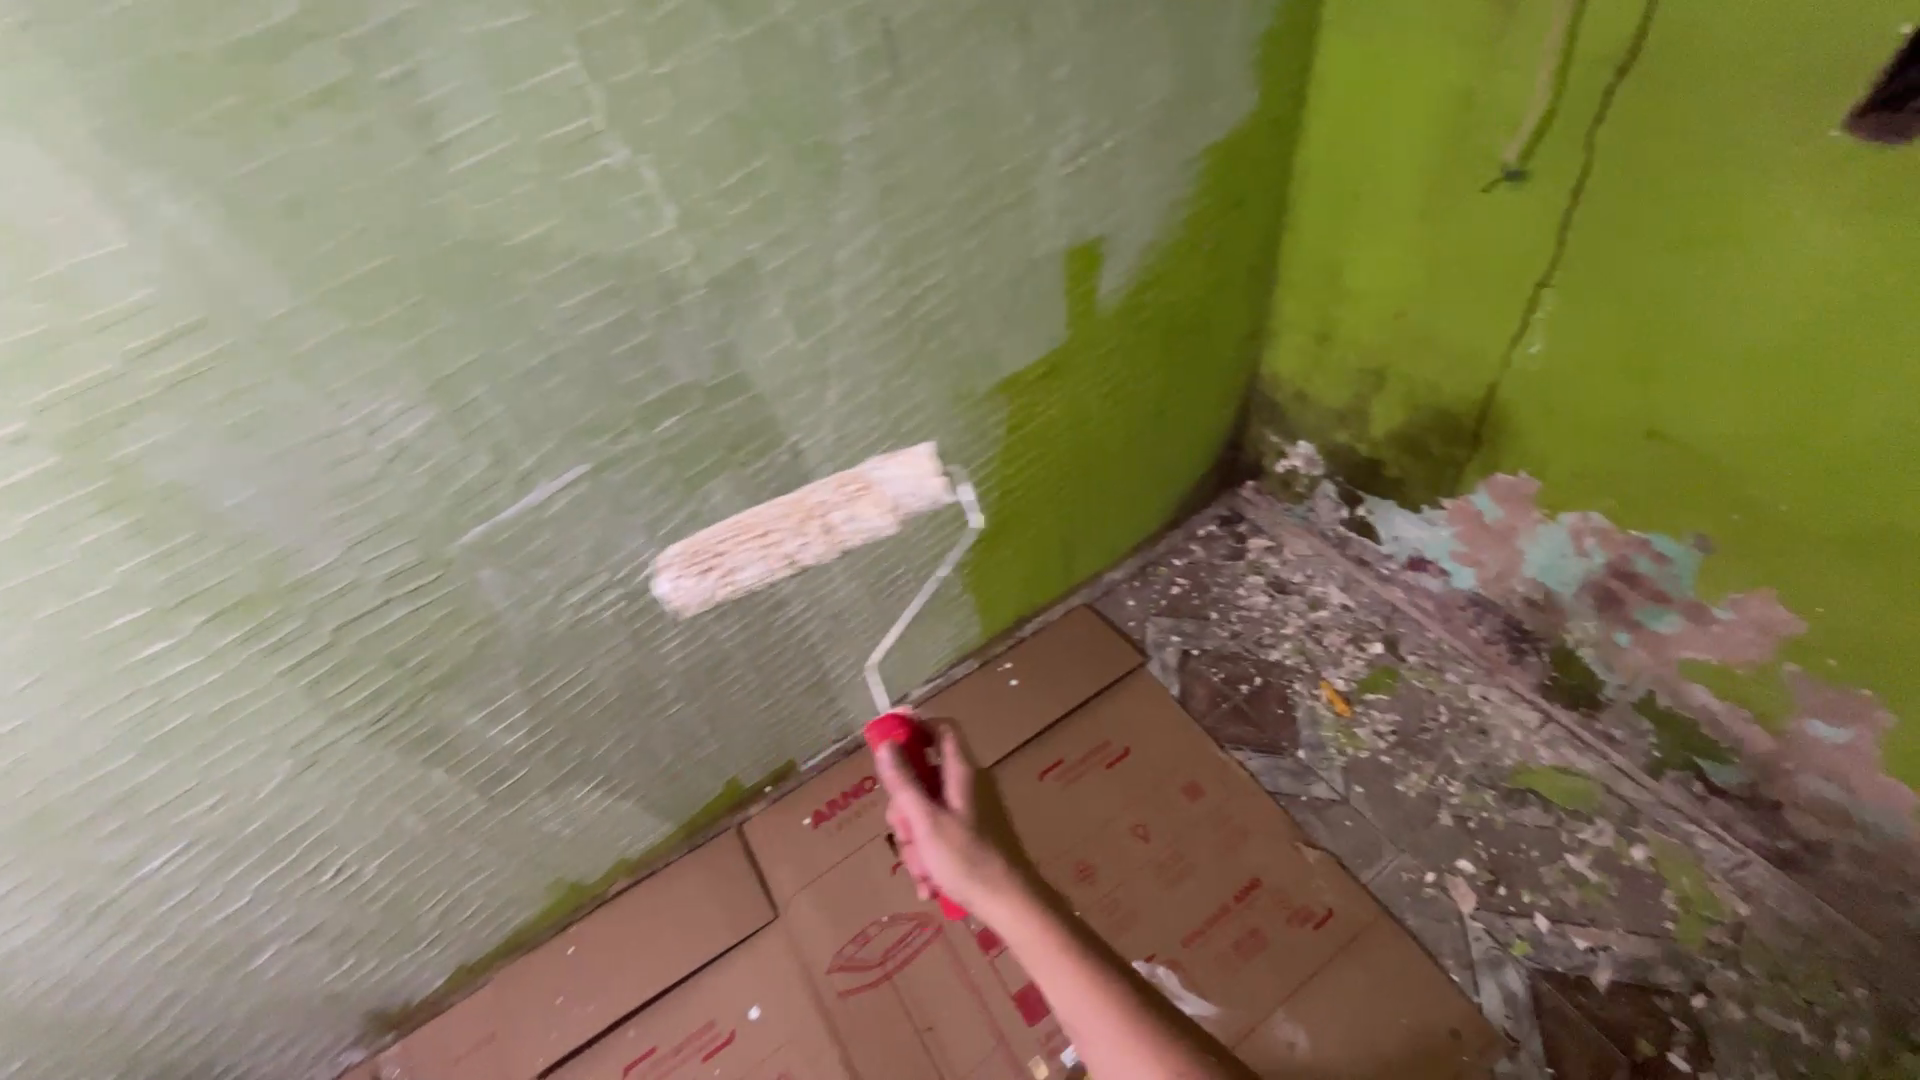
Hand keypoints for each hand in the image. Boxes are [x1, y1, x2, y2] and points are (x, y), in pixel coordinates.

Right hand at [874, 721, 1034, 917]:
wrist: (1012, 904)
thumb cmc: (968, 860)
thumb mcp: (926, 821)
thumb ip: (904, 781)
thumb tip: (887, 743)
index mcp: (962, 771)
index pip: (941, 728)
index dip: (915, 727)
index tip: (887, 742)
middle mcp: (968, 784)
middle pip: (925, 776)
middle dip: (905, 807)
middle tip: (903, 831)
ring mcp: (972, 810)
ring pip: (927, 810)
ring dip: (915, 840)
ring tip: (921, 870)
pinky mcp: (973, 834)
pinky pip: (940, 833)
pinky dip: (930, 855)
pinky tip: (929, 883)